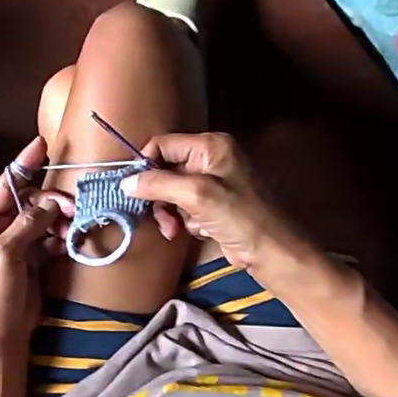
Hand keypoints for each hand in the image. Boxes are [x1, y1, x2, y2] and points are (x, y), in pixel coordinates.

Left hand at [0, 137, 71, 369]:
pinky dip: (63, 236)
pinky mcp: (35, 260)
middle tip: (72, 207)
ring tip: (74, 225)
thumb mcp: (5, 253)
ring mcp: (19, 245)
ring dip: (61, 218)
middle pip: (30, 201)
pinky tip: (72, 239)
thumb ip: (27, 224)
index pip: (6, 185)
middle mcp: (0, 229)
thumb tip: (51, 203)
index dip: (23, 164)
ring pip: (45, 219)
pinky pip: (52, 238)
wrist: (1, 334)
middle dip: (52, 200)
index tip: (42, 144)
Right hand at [120, 132, 314, 270]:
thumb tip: (125, 182)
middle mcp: (210, 158)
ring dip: (168, 212)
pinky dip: (181, 220)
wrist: (272, 251)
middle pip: (164, 169)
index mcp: (210, 146)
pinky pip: (182, 206)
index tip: (132, 189)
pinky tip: (191, 231)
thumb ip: (158, 184)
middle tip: (159, 216)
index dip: (145, 165)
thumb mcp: (195, 196)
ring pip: (170, 191)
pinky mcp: (212, 204)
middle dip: (158, 195)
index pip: (162, 145)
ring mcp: (212, 182)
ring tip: (173, 229)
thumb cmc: (240, 217)